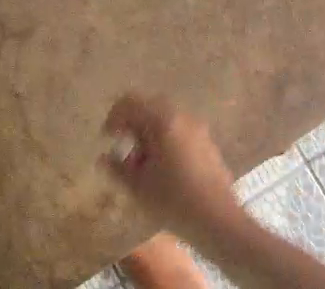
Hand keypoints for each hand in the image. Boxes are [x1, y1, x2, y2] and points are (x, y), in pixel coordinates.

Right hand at [100, 93, 244, 240]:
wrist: (220, 222)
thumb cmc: (175, 201)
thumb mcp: (138, 186)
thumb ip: (117, 168)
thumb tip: (104, 157)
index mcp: (162, 120)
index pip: (130, 102)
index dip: (114, 117)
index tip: (107, 138)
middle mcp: (182, 116)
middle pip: (149, 107)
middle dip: (133, 125)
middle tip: (125, 149)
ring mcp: (198, 129)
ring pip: (166, 119)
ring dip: (150, 133)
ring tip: (144, 163)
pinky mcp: (208, 144)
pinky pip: (180, 131)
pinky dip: (167, 140)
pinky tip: (165, 168)